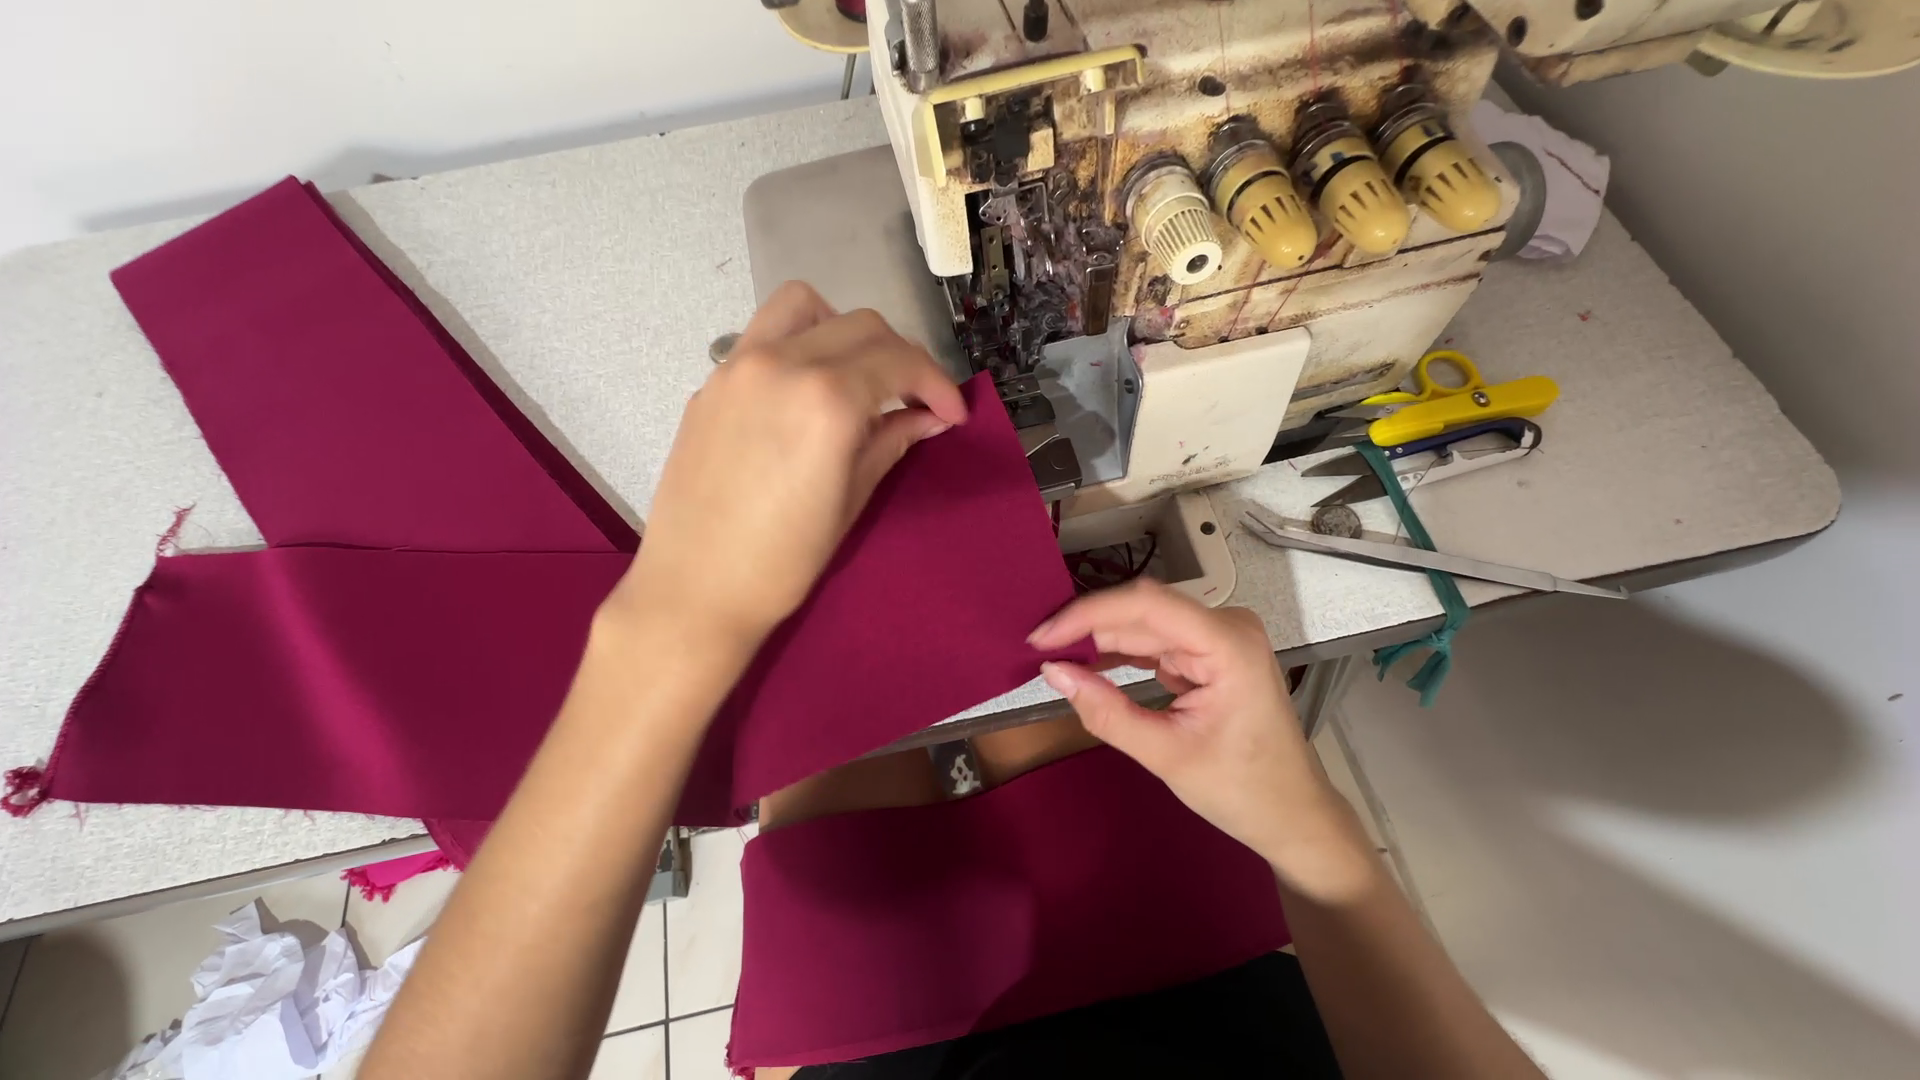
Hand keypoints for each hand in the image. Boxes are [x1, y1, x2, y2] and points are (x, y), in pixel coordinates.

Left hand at [613, 282, 967, 644]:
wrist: (695, 588)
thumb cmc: (782, 561)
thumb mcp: (851, 499)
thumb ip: (892, 441)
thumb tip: (928, 415)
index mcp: (825, 399)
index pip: (899, 361)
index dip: (937, 383)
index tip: (952, 412)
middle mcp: (782, 364)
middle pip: (862, 325)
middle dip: (901, 357)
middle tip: (915, 401)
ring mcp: (738, 366)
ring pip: (805, 306)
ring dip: (845, 329)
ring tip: (857, 377)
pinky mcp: (711, 381)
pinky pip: (765, 336)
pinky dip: (800, 345)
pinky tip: (807, 393)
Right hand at [1028, 580, 1367, 886]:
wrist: (1293, 817)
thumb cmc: (1242, 791)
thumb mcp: (1166, 755)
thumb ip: (1106, 712)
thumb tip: (1052, 672)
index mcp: (1228, 644)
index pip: (1146, 605)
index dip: (1088, 614)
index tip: (1042, 637)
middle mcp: (1225, 627)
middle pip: (1143, 612)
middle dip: (1087, 628)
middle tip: (1036, 649)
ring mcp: (1219, 638)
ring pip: (1144, 626)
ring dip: (1099, 640)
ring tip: (1053, 656)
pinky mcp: (1209, 653)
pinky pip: (1155, 643)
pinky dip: (1119, 654)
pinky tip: (1086, 663)